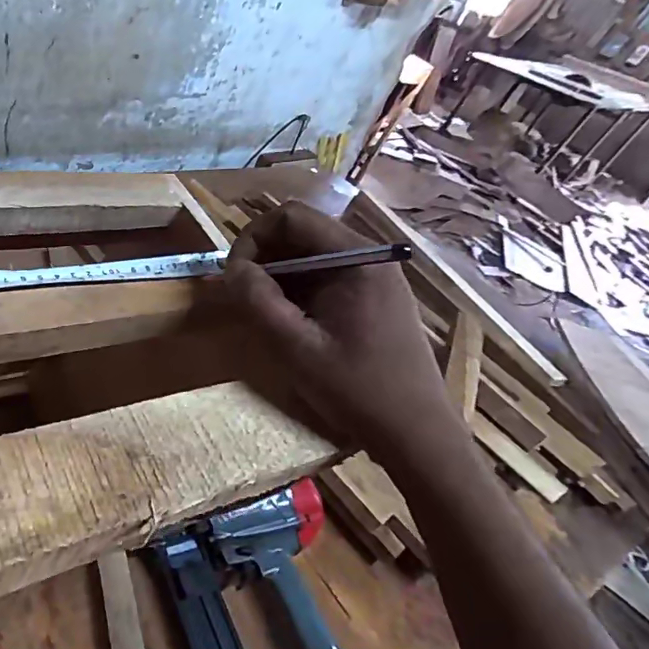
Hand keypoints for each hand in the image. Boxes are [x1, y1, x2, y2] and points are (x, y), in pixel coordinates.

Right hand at [222, 203, 463, 466]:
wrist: (417, 432)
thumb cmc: (358, 390)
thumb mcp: (298, 348)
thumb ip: (259, 302)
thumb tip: (232, 268)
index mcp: (357, 257)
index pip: (291, 216)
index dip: (253, 237)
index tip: (234, 275)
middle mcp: (368, 255)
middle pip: (302, 231)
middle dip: (264, 255)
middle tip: (243, 295)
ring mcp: (373, 275)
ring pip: (311, 253)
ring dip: (279, 274)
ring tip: (263, 311)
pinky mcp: (373, 295)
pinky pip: (326, 274)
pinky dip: (299, 287)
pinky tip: (290, 319)